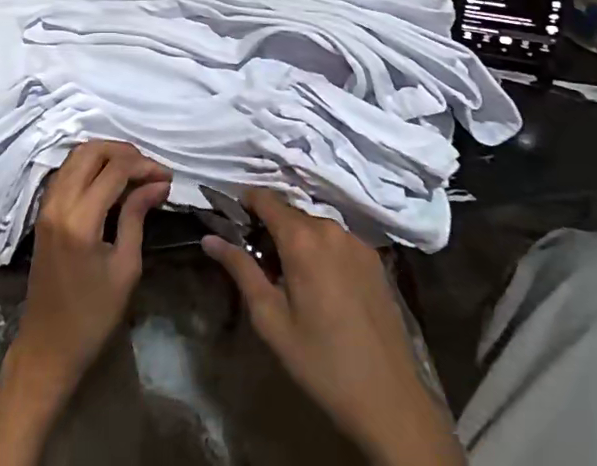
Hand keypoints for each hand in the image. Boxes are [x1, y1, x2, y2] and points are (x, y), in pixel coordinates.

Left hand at [0, 141, 170, 465]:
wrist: (48, 347)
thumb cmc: (93, 315)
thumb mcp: (126, 267)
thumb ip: (137, 217)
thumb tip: (158, 184)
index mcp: (79, 220)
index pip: (115, 170)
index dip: (145, 166)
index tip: (168, 177)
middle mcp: (58, 204)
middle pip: (90, 152)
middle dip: (124, 152)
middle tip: (151, 169)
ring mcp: (46, 207)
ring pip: (75, 157)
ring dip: (106, 156)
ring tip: (135, 171)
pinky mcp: (43, 213)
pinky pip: (66, 172)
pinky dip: (90, 166)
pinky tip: (112, 181)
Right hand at [203, 191, 463, 465]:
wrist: (387, 396)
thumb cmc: (319, 360)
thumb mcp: (270, 319)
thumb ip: (241, 270)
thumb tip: (210, 239)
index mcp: (303, 240)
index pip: (266, 200)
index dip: (245, 202)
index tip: (227, 215)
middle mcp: (332, 229)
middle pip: (291, 213)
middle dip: (269, 227)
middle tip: (253, 258)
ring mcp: (358, 242)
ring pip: (315, 227)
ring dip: (296, 239)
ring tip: (284, 275)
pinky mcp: (375, 259)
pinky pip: (338, 241)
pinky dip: (320, 249)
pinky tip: (318, 284)